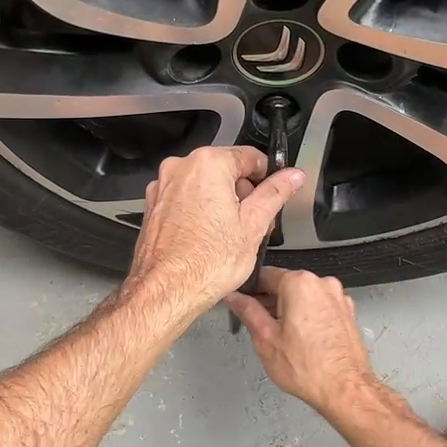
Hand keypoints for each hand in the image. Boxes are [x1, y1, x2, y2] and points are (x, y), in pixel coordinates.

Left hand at [123, 146, 303, 316]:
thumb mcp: (254, 224)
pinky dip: (200, 212)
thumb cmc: (204, 263)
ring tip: (231, 236)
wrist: (166, 290)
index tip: (274, 190)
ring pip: (205, 186)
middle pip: (225, 170)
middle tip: (255, 222)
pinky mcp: (155, 206)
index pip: (250, 156)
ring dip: (222, 204)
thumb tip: (291, 177)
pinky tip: (209, 239)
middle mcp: (181, 169)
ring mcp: (164, 187)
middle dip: (243, 193)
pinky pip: (186, 200)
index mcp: (208, 164)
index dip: (268, 175)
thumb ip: (275, 193)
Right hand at [226, 268, 376, 410]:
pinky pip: (320, 308)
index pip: (264, 275)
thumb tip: (235, 298)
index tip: (243, 303)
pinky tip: (303, 341)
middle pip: (285, 285)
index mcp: (299, 283)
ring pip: (303, 297)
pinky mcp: (347, 313)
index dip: (249, 290)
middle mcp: (322, 284)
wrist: (346, 390)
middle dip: (270, 303)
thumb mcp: (265, 338)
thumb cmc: (310, 369)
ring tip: (285, 340)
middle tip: (262, 328)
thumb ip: (247, 311)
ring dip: (290, 311)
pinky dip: (309, 318)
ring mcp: (338, 298)